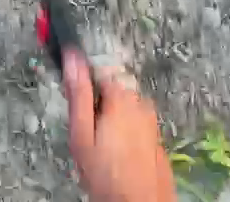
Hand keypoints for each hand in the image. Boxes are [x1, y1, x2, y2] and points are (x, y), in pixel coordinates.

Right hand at [64, 50, 175, 201]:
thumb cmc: (106, 174)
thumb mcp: (82, 135)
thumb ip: (78, 93)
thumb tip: (71, 56)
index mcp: (120, 95)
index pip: (99, 72)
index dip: (86, 87)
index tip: (79, 106)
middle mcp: (140, 102)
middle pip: (113, 90)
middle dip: (100, 105)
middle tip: (90, 133)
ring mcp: (152, 121)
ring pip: (126, 108)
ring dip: (115, 119)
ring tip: (105, 147)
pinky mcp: (158, 138)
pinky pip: (138, 125)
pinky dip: (129, 133)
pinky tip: (121, 154)